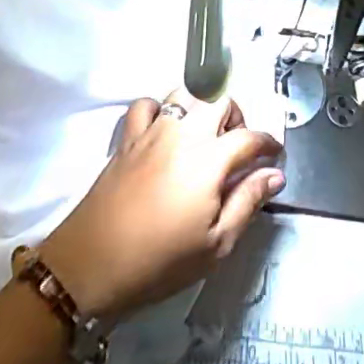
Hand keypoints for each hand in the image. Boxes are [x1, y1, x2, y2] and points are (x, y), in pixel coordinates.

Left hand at [39, 91, 283, 321]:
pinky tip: (163, 131)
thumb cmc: (158, 262)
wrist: (88, 269)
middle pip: (221, 102)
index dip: (268, 144)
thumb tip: (274, 175)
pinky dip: (159, 110)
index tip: (274, 156)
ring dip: (202, 108)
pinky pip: (145, 105)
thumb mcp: (215, 245)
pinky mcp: (126, 140)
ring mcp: (152, 133)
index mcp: (210, 159)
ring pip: (186, 95)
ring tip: (204, 135)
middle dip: (237, 118)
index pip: (250, 137)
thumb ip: (248, 203)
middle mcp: (184, 135)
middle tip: (237, 147)